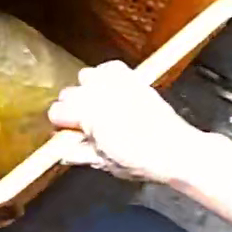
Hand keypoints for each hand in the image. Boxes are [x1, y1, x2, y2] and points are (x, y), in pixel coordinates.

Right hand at [47, 61, 208, 184]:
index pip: (56, 111)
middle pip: (68, 93)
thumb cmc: (142, 160)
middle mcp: (99, 93)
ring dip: (88, 91)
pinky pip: (107, 68)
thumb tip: (63, 151)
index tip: (69, 133)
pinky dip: (106, 77)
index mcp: (88, 115)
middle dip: (73, 108)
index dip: (61, 124)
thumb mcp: (104, 163)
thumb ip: (78, 153)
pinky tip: (112, 92)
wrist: (176, 149)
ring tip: (100, 107)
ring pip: (85, 77)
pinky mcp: (132, 77)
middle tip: (86, 125)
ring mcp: (116, 83)